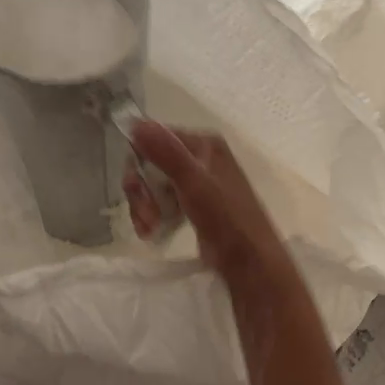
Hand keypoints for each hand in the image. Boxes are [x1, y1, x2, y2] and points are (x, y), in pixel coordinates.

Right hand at [126, 122, 294, 290]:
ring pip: (153, 185)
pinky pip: (161, 201)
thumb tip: (136, 124)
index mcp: (203, 144)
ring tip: (148, 229)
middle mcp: (199, 157)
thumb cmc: (226, 219)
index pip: (155, 138)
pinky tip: (152, 232)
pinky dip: (153, 215)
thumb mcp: (194, 183)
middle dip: (141, 192)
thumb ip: (166, 153)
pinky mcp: (192, 204)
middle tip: (145, 216)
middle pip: (150, 163)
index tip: (135, 188)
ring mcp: (196, 182)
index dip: (139, 161)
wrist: (249, 261)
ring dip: (144, 207)